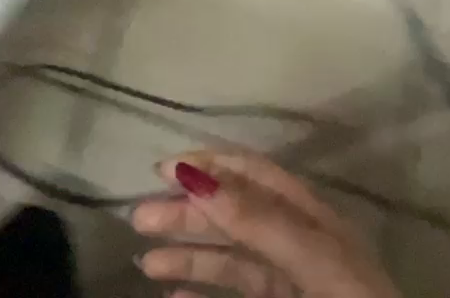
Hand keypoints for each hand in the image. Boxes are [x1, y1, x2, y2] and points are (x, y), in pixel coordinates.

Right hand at [131, 151, 403, 297]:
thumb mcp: (311, 259)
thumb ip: (257, 220)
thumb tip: (196, 175)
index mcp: (311, 217)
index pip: (253, 174)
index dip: (209, 165)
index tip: (163, 169)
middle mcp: (298, 243)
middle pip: (235, 217)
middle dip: (187, 214)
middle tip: (138, 219)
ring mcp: (293, 281)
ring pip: (231, 260)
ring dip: (188, 257)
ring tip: (145, 264)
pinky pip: (238, 294)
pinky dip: (204, 294)